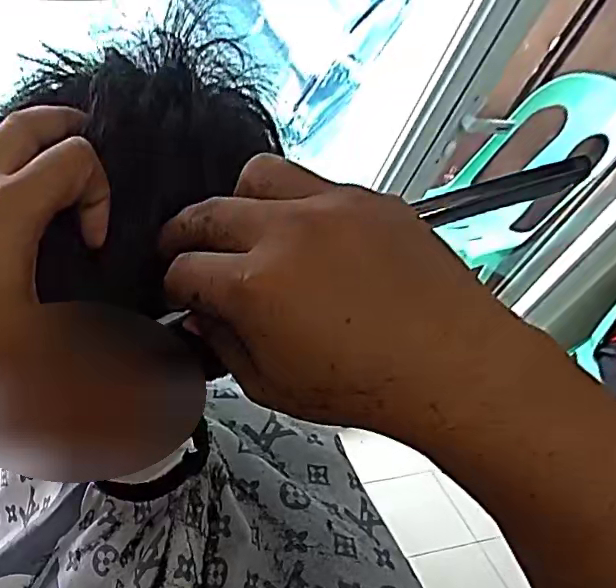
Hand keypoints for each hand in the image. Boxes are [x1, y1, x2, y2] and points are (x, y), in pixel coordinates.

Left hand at [0, 106, 109, 394]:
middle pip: (32, 123)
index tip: (92, 239)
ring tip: (49, 186)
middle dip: (68, 128)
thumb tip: (91, 316)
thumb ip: (72, 311)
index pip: (76, 158)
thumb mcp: (33, 329)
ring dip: (30, 152)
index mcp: (11, 206)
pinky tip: (4, 222)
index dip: (99, 193)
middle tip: (85, 149)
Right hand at [159, 155, 544, 429]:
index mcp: (254, 285)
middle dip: (181, 234)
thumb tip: (203, 321)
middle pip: (207, 211)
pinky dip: (289, 205)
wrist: (446, 364)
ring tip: (238, 232)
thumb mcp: (269, 385)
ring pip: (257, 174)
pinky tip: (298, 239)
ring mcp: (331, 206)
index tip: (175, 295)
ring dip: (234, 202)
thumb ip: (224, 346)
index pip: (184, 269)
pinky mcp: (369, 200)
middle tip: (179, 251)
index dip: (170, 286)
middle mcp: (287, 231)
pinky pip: (311, 184)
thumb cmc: (362, 384)